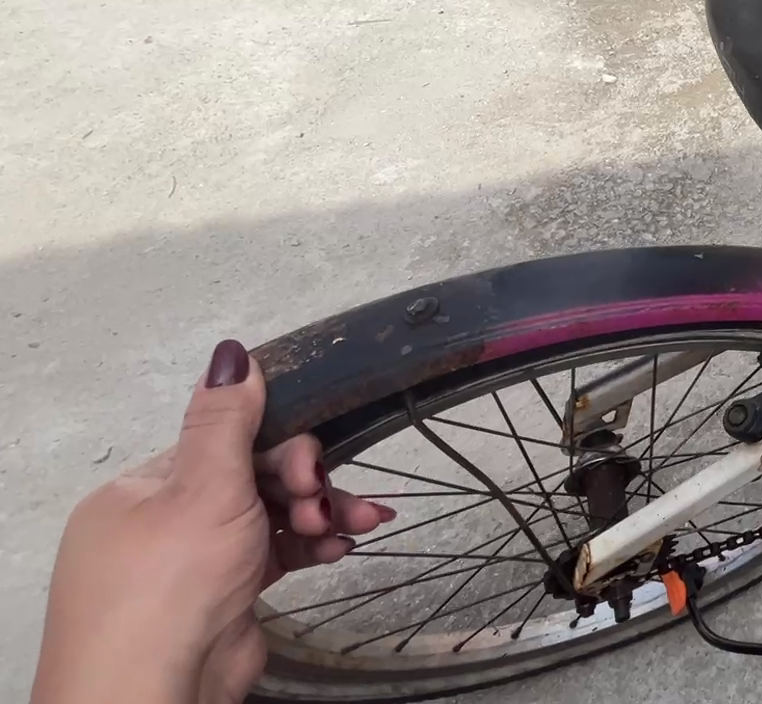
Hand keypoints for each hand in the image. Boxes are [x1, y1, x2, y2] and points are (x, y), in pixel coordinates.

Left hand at [32, 340, 392, 703]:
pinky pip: (280, 548)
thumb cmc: (174, 580)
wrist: (157, 692)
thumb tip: (231, 351)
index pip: (229, 445)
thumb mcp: (205, 489)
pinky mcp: (227, 588)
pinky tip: (343, 546)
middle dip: (311, 487)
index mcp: (142, 492)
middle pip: (261, 479)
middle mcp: (165, 520)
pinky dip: (315, 543)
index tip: (310, 469)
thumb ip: (225, 421)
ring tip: (359, 525)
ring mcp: (197, 557)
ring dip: (325, 514)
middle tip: (327, 503)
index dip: (281, 451)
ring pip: (279, 513)